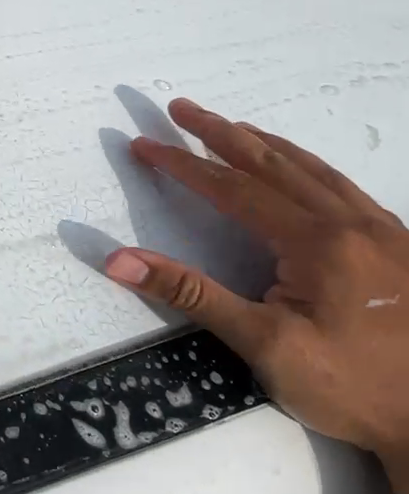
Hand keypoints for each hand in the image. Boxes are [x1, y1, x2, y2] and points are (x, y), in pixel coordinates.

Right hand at [103, 98, 408, 472]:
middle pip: (279, 167)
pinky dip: (310, 169)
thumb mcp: (262, 344)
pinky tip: (303, 172)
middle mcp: (359, 228)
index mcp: (320, 244)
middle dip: (225, 135)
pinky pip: (348, 191)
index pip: (234, 190)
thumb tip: (115, 259)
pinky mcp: (405, 253)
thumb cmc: (351, 386)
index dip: (184, 165)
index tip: (143, 145)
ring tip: (235, 127)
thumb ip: (189, 293)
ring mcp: (391, 238)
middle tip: (183, 107)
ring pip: (320, 174)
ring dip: (270, 146)